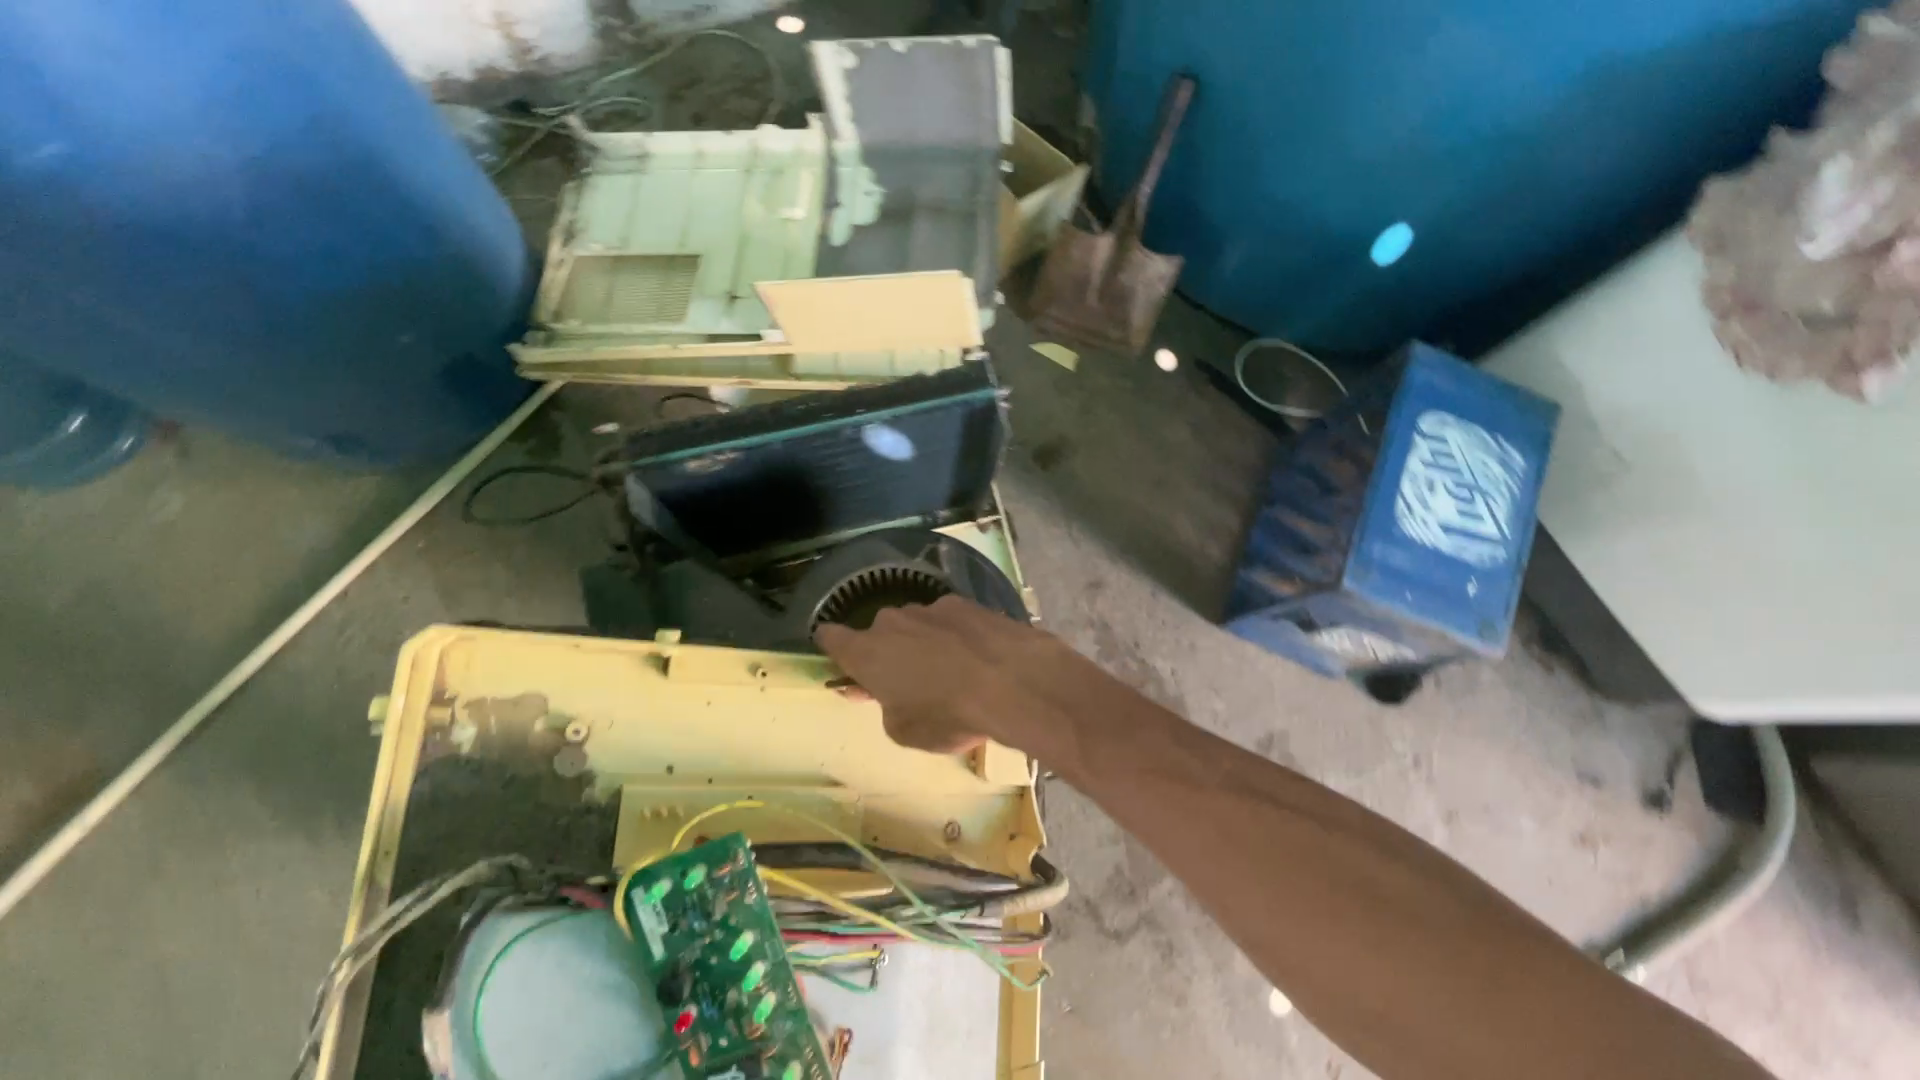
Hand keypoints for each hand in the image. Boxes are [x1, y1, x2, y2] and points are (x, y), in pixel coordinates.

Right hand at [814, 595, 1063, 753]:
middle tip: (909, 683)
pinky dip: (959, 637)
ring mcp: (932, 608)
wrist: (1013, 683)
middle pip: (880, 633)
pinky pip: (952, 622)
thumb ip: (886, 708)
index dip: (835, 649)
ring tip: (955, 673)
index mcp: (867, 652)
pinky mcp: (970, 603)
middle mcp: (893, 621)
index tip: (845, 663)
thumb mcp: (905, 732)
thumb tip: (888, 694)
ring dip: (926, 643)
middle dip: (890, 653)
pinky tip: (981, 659)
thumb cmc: (947, 716)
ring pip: (918, 625)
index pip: (830, 638)